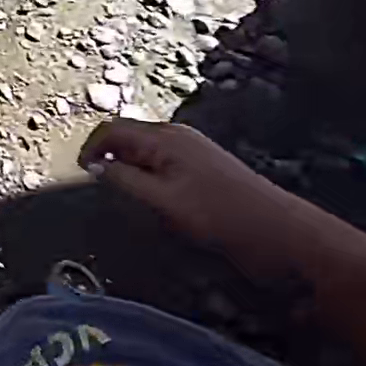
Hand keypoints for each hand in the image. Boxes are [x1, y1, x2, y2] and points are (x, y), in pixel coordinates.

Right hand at [78, 120, 348, 275]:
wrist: (287, 235)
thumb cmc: (221, 218)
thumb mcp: (164, 203)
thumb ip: (124, 181)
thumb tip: (95, 168)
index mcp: (163, 138)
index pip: (111, 130)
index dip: (91, 148)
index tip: (79, 171)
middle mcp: (176, 133)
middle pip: (127, 133)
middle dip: (106, 152)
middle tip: (96, 181)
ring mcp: (193, 145)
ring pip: (144, 144)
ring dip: (125, 160)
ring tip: (119, 188)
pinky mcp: (204, 160)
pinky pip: (161, 154)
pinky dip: (144, 166)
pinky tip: (150, 190)